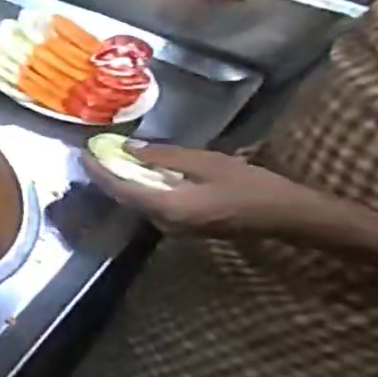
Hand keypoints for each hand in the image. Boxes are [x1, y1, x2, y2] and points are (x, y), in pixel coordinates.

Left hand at [81, 143, 333, 237]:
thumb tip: (129, 149)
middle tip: (96, 153)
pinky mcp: (185, 226)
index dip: (97, 170)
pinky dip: (143, 188)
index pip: (118, 187)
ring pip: (137, 201)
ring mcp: (174, 228)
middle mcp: (162, 222)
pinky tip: (142, 174)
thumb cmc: (253, 187)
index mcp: (165, 207)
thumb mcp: (207, 163)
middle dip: (107, 174)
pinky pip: (153, 205)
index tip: (82, 152)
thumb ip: (163, 156)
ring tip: (114, 159)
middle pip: (123, 196)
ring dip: (124, 181)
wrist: (295, 218)